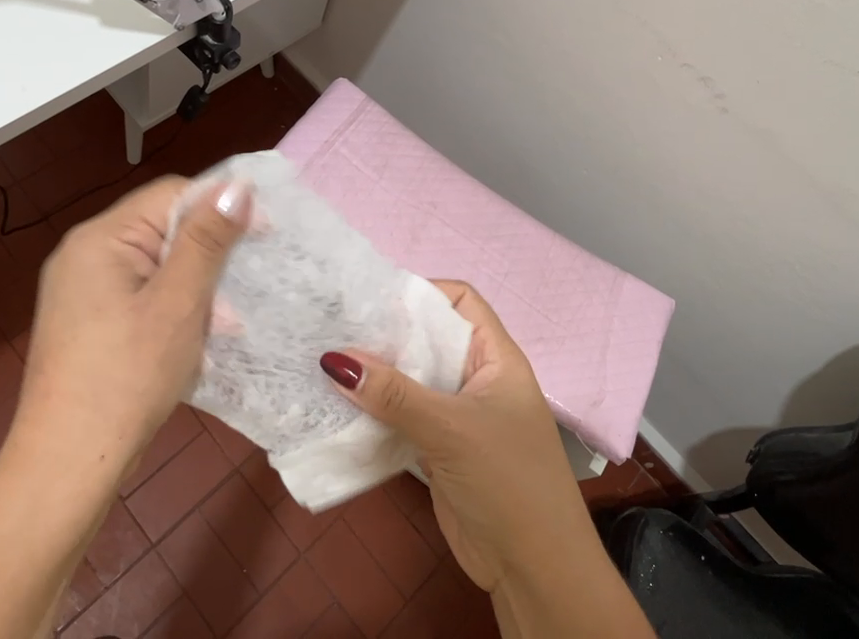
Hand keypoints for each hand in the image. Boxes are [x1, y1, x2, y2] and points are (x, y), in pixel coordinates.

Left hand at [11, 176, 251, 472]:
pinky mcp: (84, 321)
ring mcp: (79, 290)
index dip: (220, 207)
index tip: (265, 236)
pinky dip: (170, 307)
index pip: (171, 194)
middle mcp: (83, 253)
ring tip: (224, 322)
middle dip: (208, 253)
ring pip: (153, 264)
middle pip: (161, 227)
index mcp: (100, 238)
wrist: (66, 463)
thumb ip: (207, 240)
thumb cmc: (128, 377)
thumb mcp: (178, 303)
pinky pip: (138, 293)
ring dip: (193, 285)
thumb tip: (237, 185)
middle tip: (246, 285)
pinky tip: (193, 338)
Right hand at [319, 281, 595, 593]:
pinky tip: (338, 407)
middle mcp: (477, 378)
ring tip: (325, 361)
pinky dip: (375, 411)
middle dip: (387, 333)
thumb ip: (394, 394)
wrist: (533, 567)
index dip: (422, 291)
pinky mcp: (439, 448)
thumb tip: (334, 360)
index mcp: (496, 358)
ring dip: (376, 375)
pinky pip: (403, 417)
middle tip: (333, 326)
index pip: (461, 301)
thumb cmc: (506, 480)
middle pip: (429, 339)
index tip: (372, 297)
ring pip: (412, 380)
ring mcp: (458, 415)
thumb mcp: (450, 429)